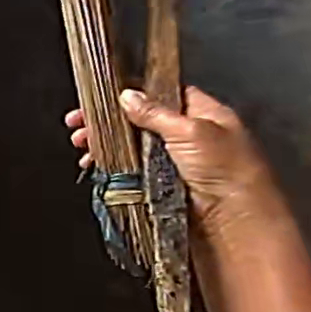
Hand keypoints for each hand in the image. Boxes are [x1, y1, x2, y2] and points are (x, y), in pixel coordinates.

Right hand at [65, 87, 284, 237]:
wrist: (232, 219)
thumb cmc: (226, 170)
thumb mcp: (191, 131)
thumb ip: (155, 113)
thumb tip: (127, 96)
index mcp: (203, 115)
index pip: (161, 94)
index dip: (131, 92)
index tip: (102, 94)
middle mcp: (185, 135)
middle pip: (136, 119)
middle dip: (105, 119)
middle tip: (78, 121)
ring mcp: (169, 159)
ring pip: (126, 143)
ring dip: (100, 141)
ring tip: (81, 143)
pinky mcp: (155, 181)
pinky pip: (124, 166)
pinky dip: (105, 163)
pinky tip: (91, 162)